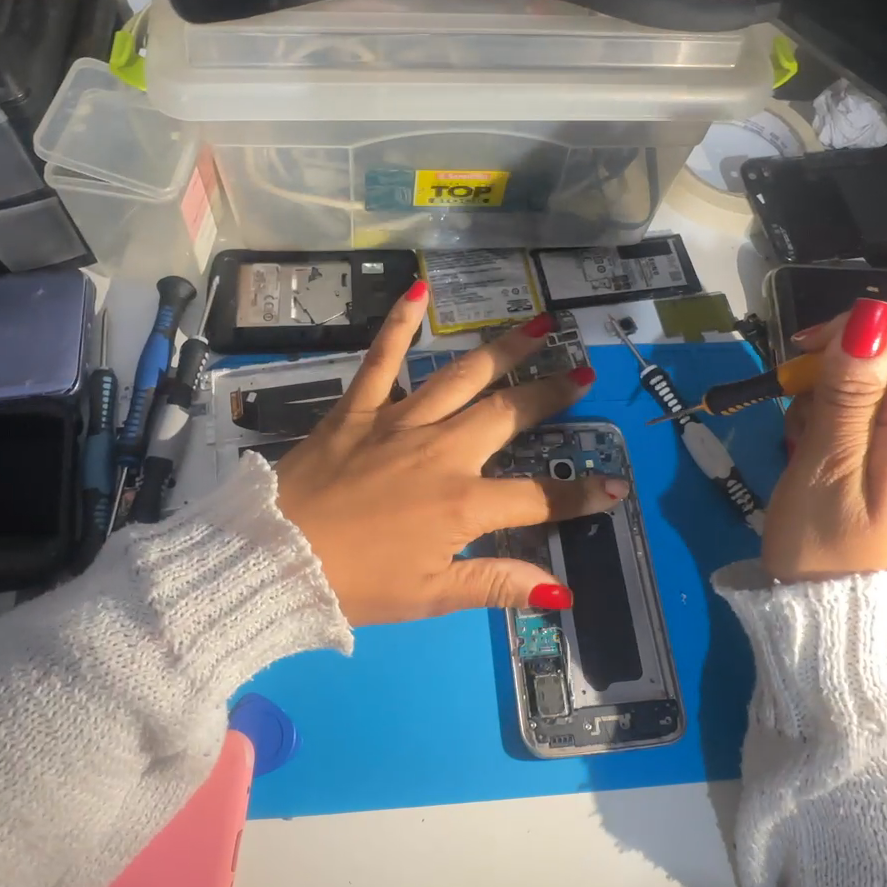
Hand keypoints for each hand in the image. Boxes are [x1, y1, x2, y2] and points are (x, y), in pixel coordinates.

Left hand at [276, 283, 627, 625]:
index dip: (580, 494)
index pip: (536, 496)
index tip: (615, 487)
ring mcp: (398, 421)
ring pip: (462, 376)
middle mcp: (440, 450)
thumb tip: (560, 591)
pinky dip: (400, 322)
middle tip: (582, 375)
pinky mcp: (358, 406)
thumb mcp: (428, 596)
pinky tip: (421, 289)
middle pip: (507, 415)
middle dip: (551, 395)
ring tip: (539, 326)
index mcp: (461, 502)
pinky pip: (382, 357)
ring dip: (504, 350)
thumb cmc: (351, 584)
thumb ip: (496, 585)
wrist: (271, 556)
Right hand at [762, 298, 886, 581]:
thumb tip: (873, 319)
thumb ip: (850, 392)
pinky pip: (867, 419)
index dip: (882, 328)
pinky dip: (830, 421)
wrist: (830, 618)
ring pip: (876, 387)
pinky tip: (806, 450)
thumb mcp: (826, 465)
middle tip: (793, 393)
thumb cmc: (825, 547)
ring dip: (827, 395)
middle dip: (841, 365)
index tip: (819, 345)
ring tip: (798, 438)